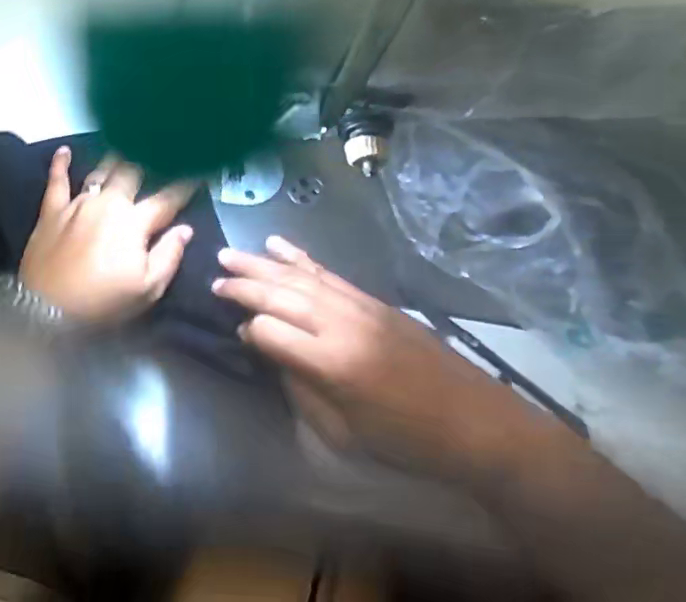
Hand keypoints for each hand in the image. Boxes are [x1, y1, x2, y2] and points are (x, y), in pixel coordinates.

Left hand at [19, 148, 195, 325]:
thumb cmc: (102, 303)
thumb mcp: (147, 288)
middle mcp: (108, 202)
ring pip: (100, 171)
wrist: (44, 313)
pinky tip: (64, 150)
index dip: (185, 186)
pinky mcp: (51, 210)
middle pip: (132, 172)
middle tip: (159, 147)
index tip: (198, 172)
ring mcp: (78, 203)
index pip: (167, 199)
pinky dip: (60, 163)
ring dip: (114, 157)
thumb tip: (185, 229)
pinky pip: (56, 181)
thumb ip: (169, 255)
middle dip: (149, 158)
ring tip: (124, 143)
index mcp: (134, 222)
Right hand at [214, 238, 563, 485]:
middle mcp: (341, 324)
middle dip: (244, 285)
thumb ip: (302, 389)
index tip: (233, 330)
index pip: (272, 332)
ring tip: (230, 254)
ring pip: (301, 276)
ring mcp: (359, 305)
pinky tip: (279, 245)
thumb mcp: (344, 433)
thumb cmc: (405, 440)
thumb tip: (272, 353)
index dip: (249, 330)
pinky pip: (328, 273)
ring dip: (263, 263)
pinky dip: (300, 257)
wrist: (471, 419)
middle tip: (214, 278)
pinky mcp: (372, 298)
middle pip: (282, 295)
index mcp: (332, 364)